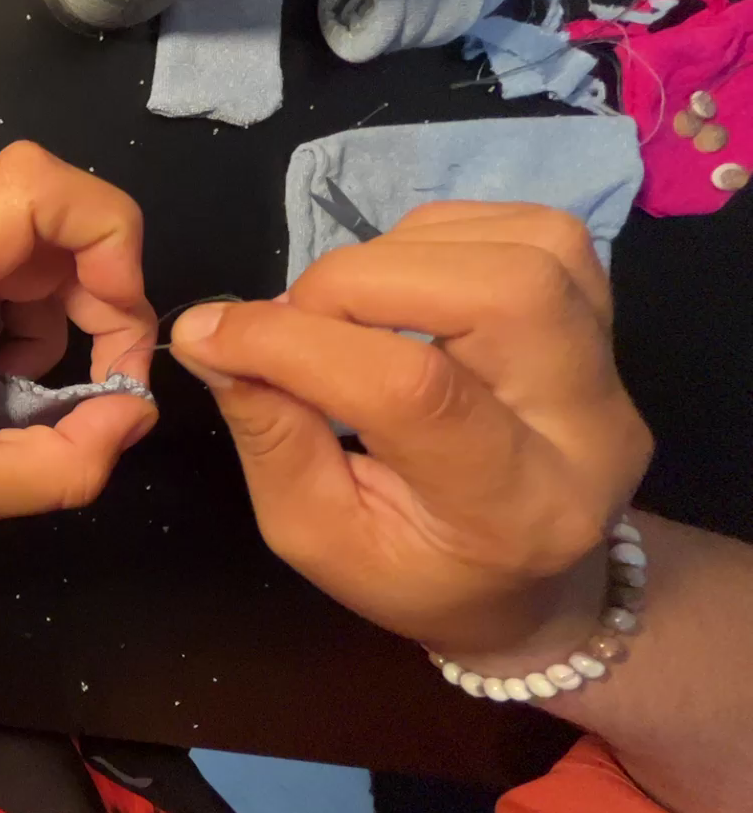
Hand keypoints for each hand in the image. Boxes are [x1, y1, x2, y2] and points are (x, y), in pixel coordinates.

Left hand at [0, 143, 157, 539]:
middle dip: (98, 296)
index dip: (107, 232)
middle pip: (43, 220)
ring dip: (55, 321)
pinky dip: (16, 327)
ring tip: (30, 399)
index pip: (32, 183)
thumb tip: (135, 410)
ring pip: (20, 253)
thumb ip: (68, 462)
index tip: (118, 320)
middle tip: (102, 381)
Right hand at [169, 203, 652, 656]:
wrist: (519, 580)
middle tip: (289, 322)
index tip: (203, 336)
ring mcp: (609, 364)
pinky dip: (430, 240)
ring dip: (392, 257)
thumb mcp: (305, 529)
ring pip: (522, 249)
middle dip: (352, 285)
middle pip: (499, 293)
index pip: (409, 390)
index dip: (288, 344)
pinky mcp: (604, 319)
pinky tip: (388, 287)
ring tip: (337, 308)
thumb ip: (265, 433)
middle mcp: (584, 426)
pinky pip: (528, 232)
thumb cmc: (402, 567)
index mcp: (506, 506)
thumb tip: (207, 337)